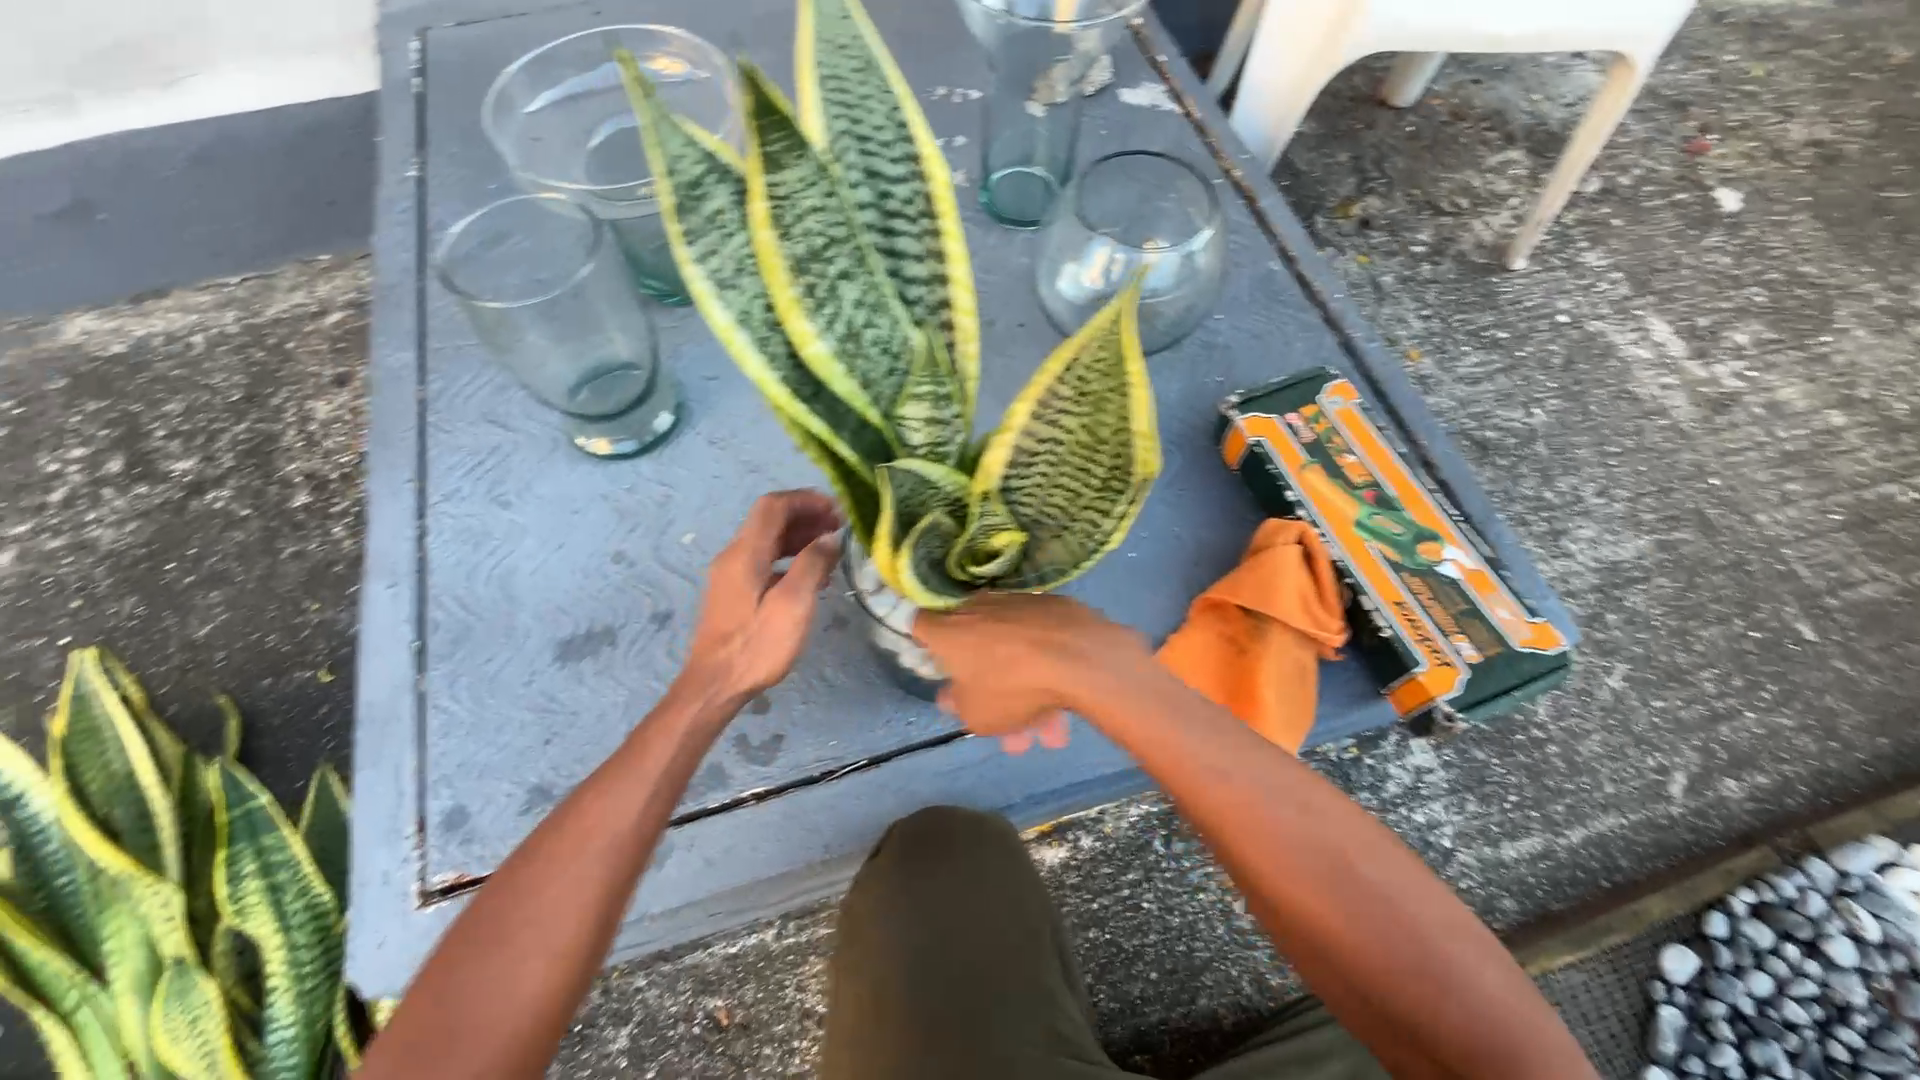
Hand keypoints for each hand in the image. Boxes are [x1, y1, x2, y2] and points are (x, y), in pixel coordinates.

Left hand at [682, 490, 842, 702]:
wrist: (715, 684)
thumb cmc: (757, 645)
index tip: (836, 509)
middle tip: (839, 527)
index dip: (805, 500)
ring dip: (799, 537)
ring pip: (767, 541)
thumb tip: (829, 538)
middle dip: (806, 517)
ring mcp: (731, 574)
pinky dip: (790, 558)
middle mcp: (733, 556)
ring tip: (831, 549)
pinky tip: (812, 576)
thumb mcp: (793, 604)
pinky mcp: (734, 592)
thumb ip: (812, 564)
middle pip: (769, 520)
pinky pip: (764, 561)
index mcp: (745, 553)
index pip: (773, 506)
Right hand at [913, 593, 1151, 754]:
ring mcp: (1018, 604)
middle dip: (991, 690)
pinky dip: (1049, 672)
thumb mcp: (976, 715)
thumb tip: (952, 694)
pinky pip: (1042, 645)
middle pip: (976, 649)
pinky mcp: (1054, 605)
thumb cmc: (1012, 687)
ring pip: (1015, 654)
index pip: (918, 626)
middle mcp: (978, 608)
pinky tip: (1067, 707)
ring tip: (1051, 735)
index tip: (935, 663)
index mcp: (949, 629)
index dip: (923, 643)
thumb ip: (958, 704)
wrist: (1080, 657)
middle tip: (1011, 730)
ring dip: (1029, 695)